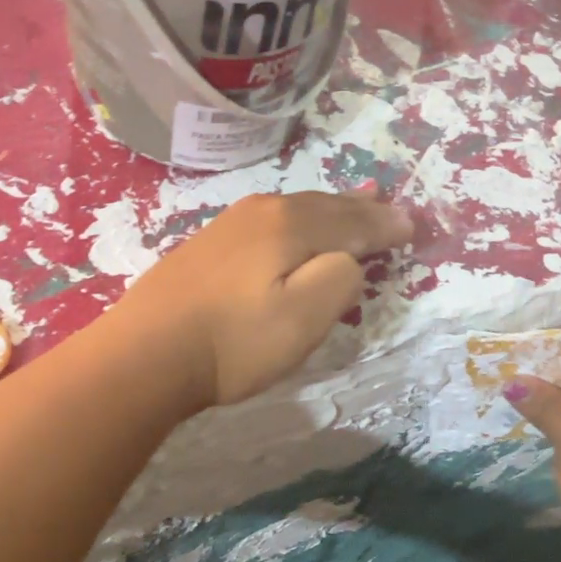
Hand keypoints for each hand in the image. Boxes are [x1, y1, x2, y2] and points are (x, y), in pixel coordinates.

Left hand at [109, 190, 413, 406]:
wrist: (147, 355)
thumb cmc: (234, 343)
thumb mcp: (303, 319)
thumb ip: (339, 281)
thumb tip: (349, 261)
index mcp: (292, 226)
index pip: (353, 221)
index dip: (385, 226)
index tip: (413, 227)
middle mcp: (262, 213)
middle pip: (323, 206)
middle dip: (360, 209)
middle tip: (389, 206)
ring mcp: (227, 227)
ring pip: (293, 210)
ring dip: (327, 211)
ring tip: (349, 206)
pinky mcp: (205, 249)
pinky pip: (267, 224)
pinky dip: (294, 224)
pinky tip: (289, 231)